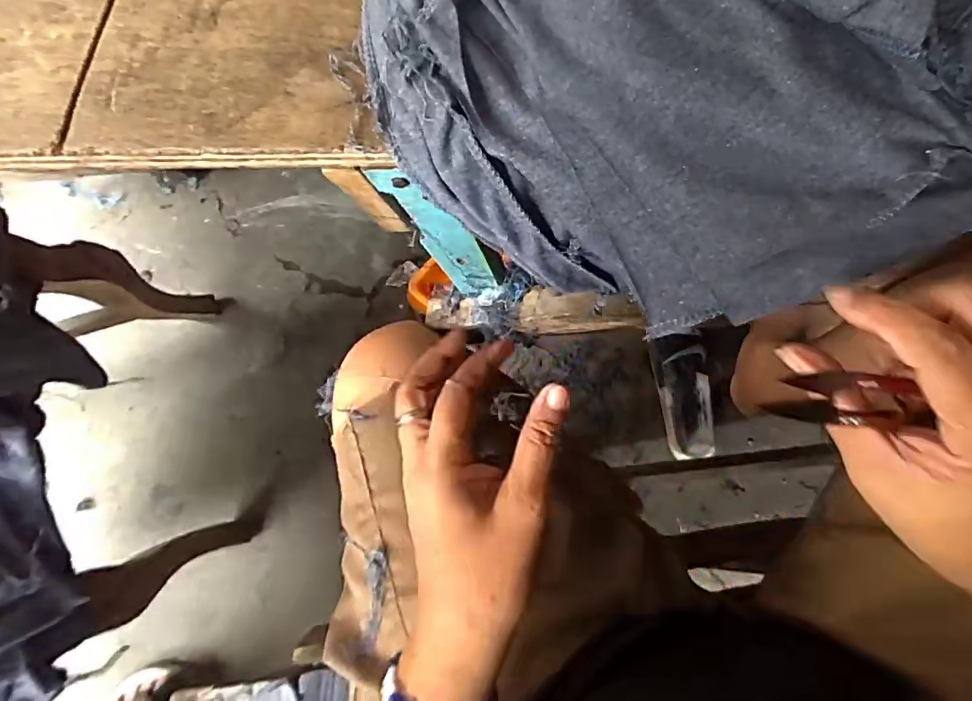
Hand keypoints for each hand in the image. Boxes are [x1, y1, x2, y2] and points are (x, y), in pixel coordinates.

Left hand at [394, 331, 568, 700]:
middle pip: (413, 396)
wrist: (461, 634)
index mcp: (437, 463)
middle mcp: (417, 462)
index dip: (480, 364)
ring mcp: (417, 476)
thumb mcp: (524, 505)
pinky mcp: (426, 488)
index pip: (453, 395)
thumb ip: (539, 443)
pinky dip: (442, 405)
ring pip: (413, 413)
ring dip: (435, 380)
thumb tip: (558, 390)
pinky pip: (425, 432)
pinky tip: (471, 406)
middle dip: (436, 360)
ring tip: (466, 358)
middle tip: (467, 336)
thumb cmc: (493, 572)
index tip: (508, 345)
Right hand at [778, 282, 971, 602]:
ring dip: (924, 313)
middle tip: (869, 326)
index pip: (940, 350)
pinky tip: (913, 369)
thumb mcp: (879, 476)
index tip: (836, 298)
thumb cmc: (945, 531)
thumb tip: (794, 352)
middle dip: (912, 301)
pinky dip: (937, 328)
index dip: (884, 315)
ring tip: (889, 357)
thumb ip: (841, 407)